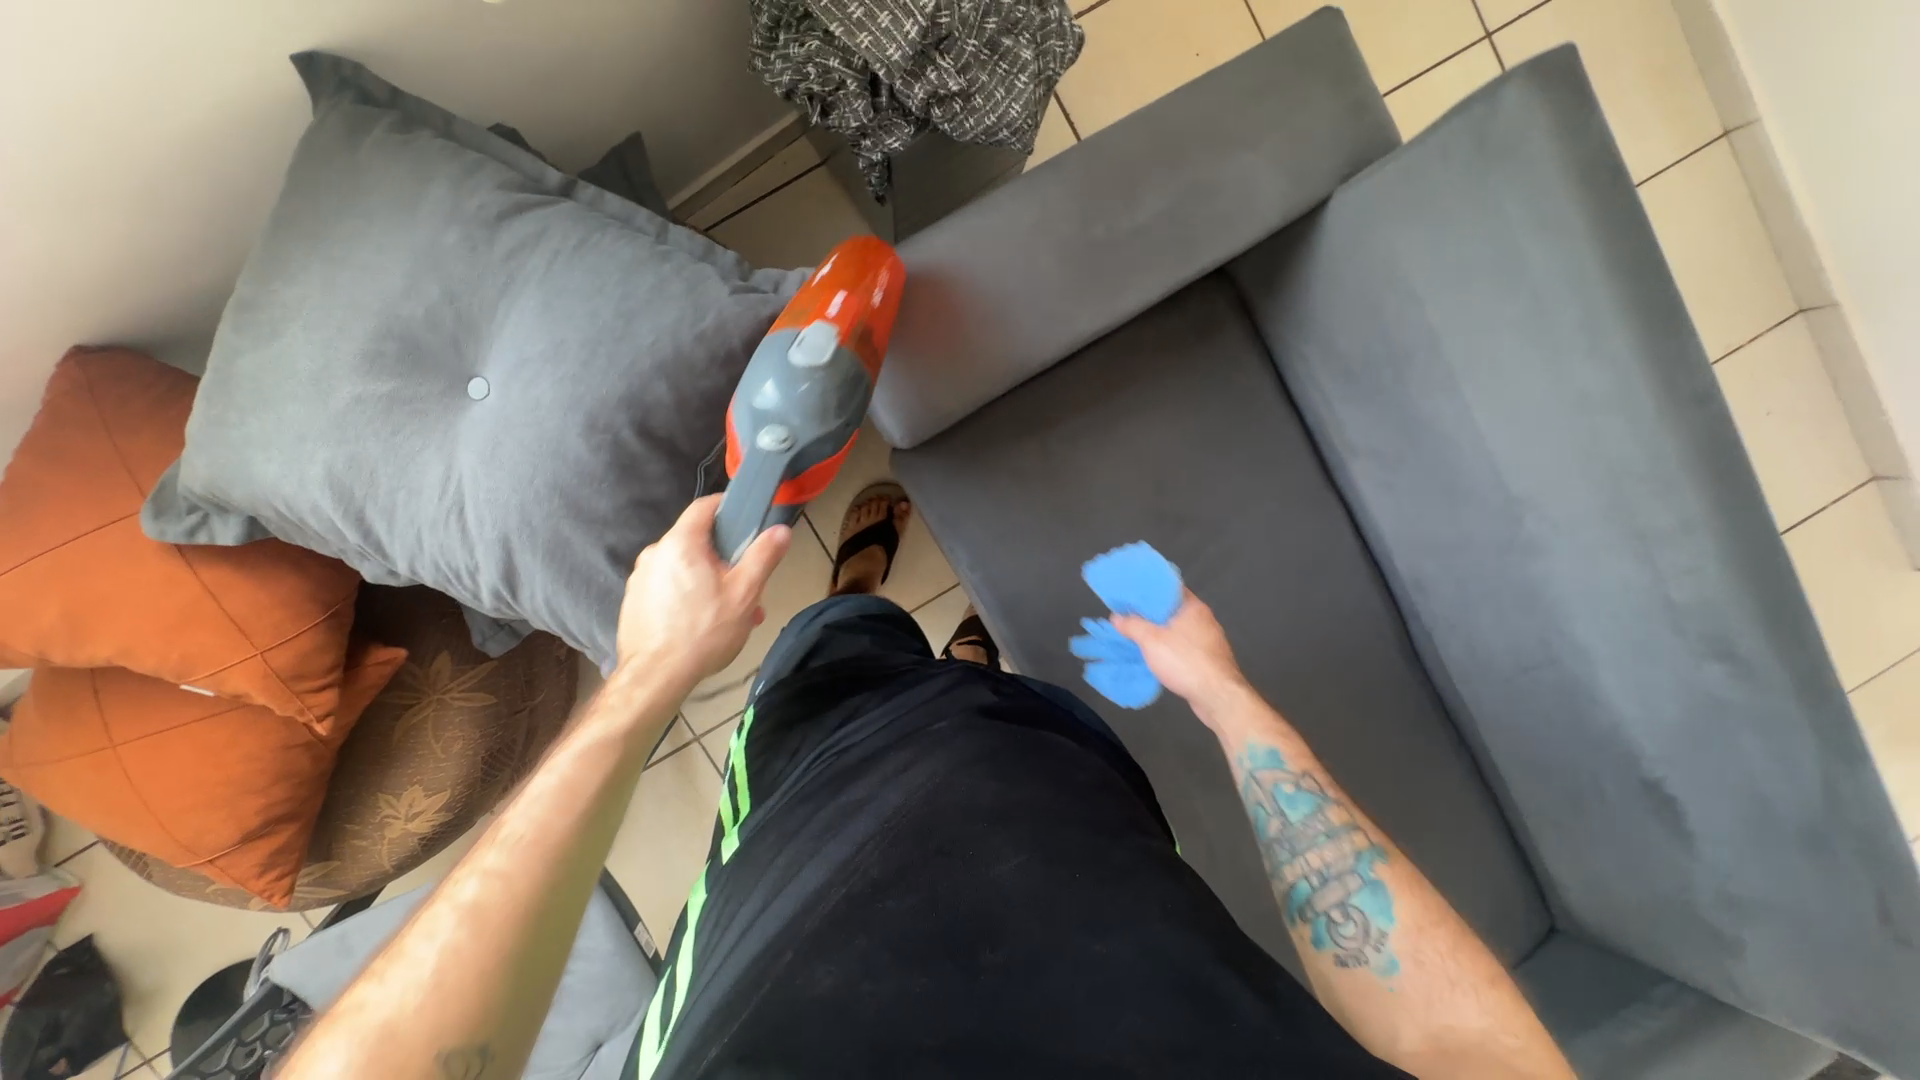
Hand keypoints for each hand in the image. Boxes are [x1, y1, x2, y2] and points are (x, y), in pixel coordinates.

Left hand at [616, 495, 790, 687]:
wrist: (656, 676)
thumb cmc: (704, 631)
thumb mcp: (745, 593)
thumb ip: (763, 556)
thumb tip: (780, 530)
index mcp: (681, 543)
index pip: (705, 507)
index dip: (728, 508)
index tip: (748, 521)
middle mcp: (655, 553)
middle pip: (697, 543)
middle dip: (726, 561)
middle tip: (748, 588)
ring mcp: (640, 578)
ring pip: (684, 569)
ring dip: (710, 584)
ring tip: (731, 615)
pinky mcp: (634, 602)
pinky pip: (668, 589)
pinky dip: (689, 598)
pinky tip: (704, 626)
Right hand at [1113, 589, 1252, 728]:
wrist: (1217, 696)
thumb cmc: (1185, 661)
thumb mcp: (1151, 641)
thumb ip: (1133, 625)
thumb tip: (1117, 617)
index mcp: (1193, 607)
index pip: (1168, 588)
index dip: (1148, 590)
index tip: (1130, 594)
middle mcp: (1204, 619)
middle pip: (1172, 610)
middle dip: (1150, 614)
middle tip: (1129, 616)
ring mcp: (1209, 640)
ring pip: (1178, 630)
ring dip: (1160, 633)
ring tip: (1137, 636)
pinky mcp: (1209, 659)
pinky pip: (1184, 647)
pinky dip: (1170, 649)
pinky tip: (1156, 656)